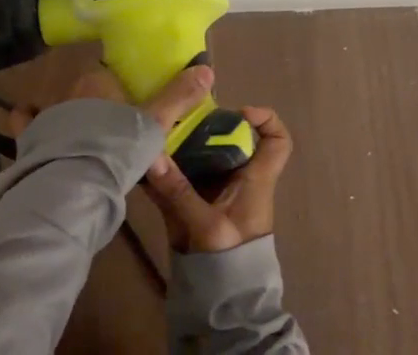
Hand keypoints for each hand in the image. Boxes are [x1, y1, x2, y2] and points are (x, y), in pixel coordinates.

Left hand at [3, 64, 214, 137]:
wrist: (74, 181)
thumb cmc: (118, 147)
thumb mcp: (156, 123)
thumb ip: (179, 97)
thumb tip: (206, 68)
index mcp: (98, 81)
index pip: (110, 75)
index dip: (121, 91)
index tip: (131, 109)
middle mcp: (70, 90)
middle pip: (86, 92)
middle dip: (96, 105)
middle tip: (111, 129)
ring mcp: (46, 113)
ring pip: (59, 106)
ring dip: (67, 116)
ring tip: (81, 139)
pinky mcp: (29, 136)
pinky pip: (26, 121)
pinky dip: (29, 122)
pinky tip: (33, 127)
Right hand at [143, 106, 292, 252]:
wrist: (222, 303)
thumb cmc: (231, 261)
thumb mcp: (207, 226)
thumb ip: (179, 192)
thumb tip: (152, 156)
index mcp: (255, 179)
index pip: (277, 141)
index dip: (263, 120)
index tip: (236, 113)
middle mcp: (236, 177)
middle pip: (228, 137)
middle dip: (202, 124)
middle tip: (177, 117)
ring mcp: (213, 188)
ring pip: (199, 152)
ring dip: (177, 142)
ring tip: (154, 128)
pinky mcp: (191, 201)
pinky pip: (176, 174)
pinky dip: (160, 166)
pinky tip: (140, 158)